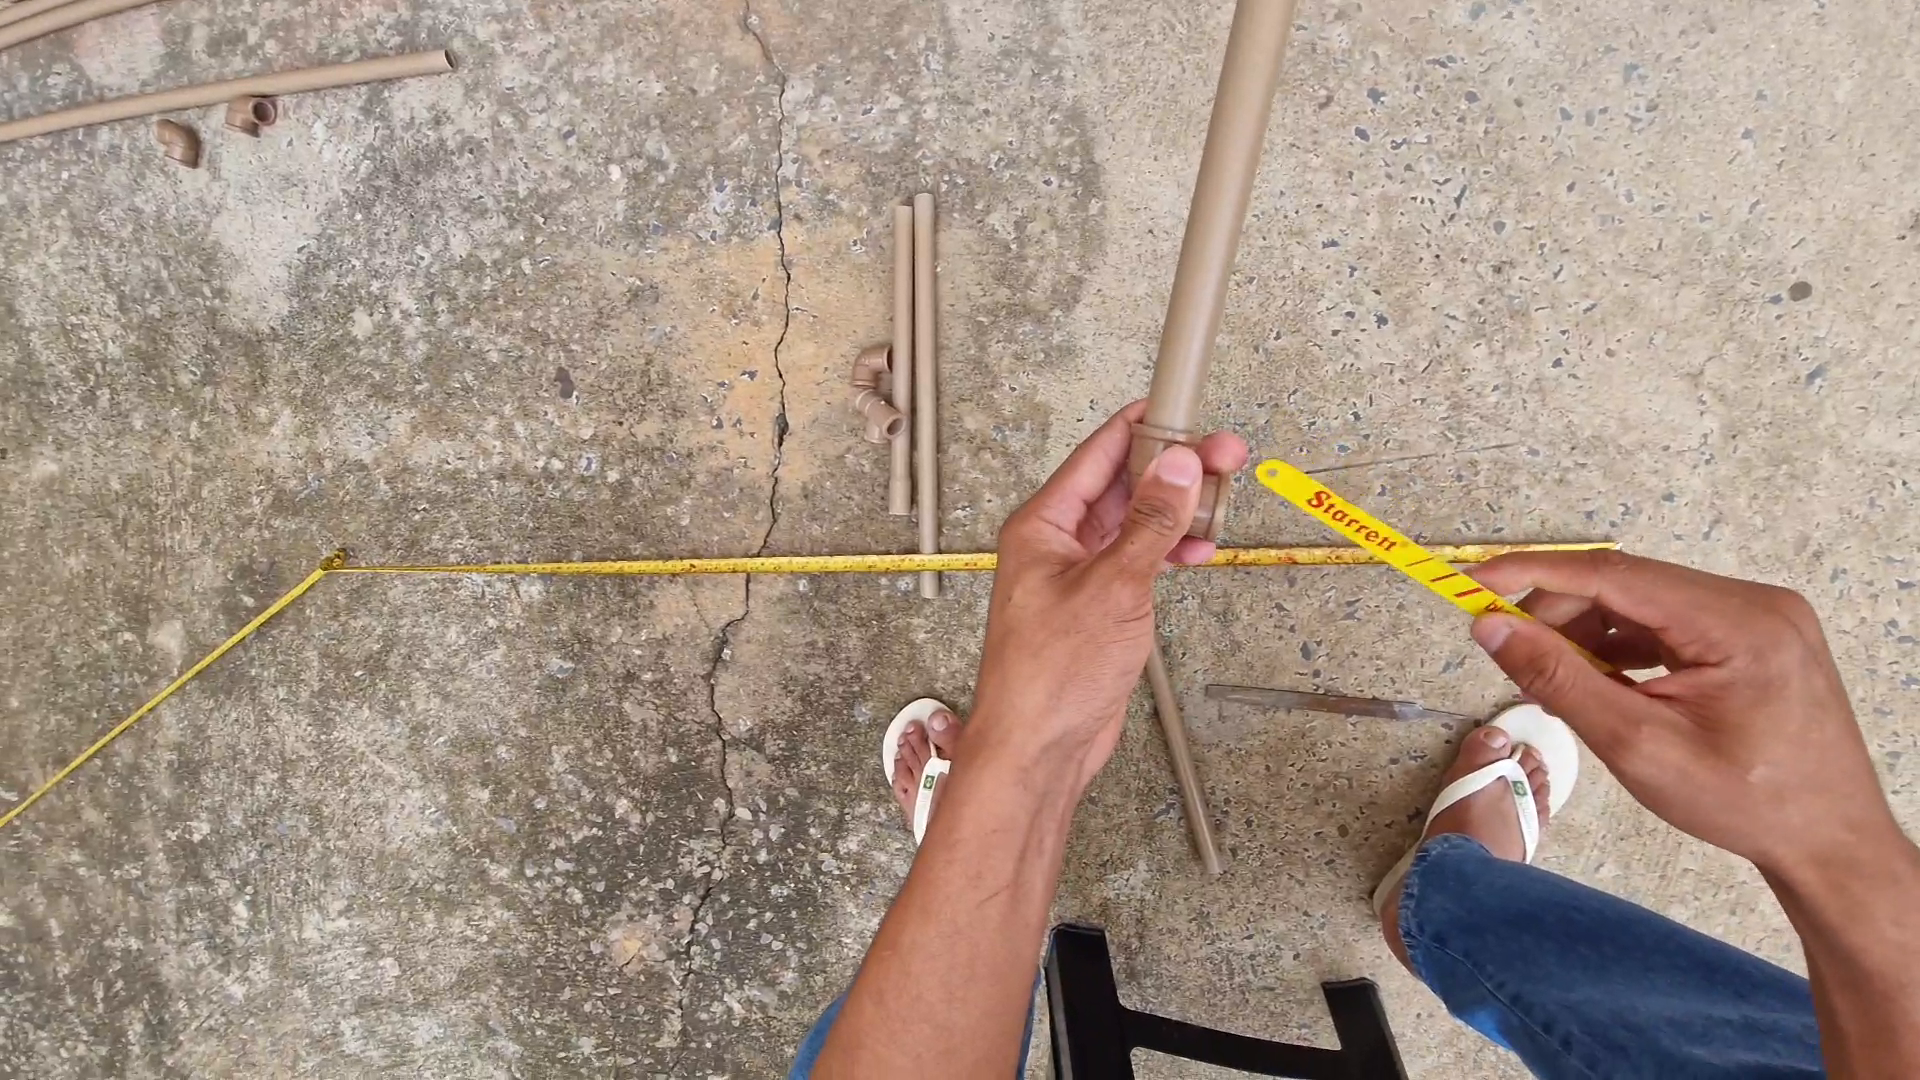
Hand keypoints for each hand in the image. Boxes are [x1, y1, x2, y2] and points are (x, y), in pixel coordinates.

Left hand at [967, 401, 1247, 791]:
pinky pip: (1137, 559)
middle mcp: (1058, 542)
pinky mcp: (1099, 603)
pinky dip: (1169, 551)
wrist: (1039, 744)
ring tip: (1223, 498)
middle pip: (1121, 486)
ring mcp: (1079, 572)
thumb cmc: (1049, 673)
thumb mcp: (1111, 587)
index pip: (1097, 455)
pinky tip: (1199, 548)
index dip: (1141, 426)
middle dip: (1172, 469)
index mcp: (1043, 525)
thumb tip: (1178, 467)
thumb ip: (1148, 525)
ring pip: (1134, 523)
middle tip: (1224, 454)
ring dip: (1176, 511)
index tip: (1181, 407)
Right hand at [1467, 549, 1902, 876]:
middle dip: (1553, 616)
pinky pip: (1652, 622)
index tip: (1470, 582)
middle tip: (1512, 659)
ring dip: (1578, 634)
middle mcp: (1749, 603)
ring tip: (1552, 685)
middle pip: (1617, 585)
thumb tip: (1486, 626)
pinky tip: (1593, 683)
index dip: (1529, 572)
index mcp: (1735, 623)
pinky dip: (1609, 646)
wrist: (1829, 844)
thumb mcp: (1632, 741)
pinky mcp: (1743, 636)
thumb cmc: (1739, 800)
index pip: (1609, 574)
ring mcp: (1750, 618)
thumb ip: (1555, 676)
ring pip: (1629, 602)